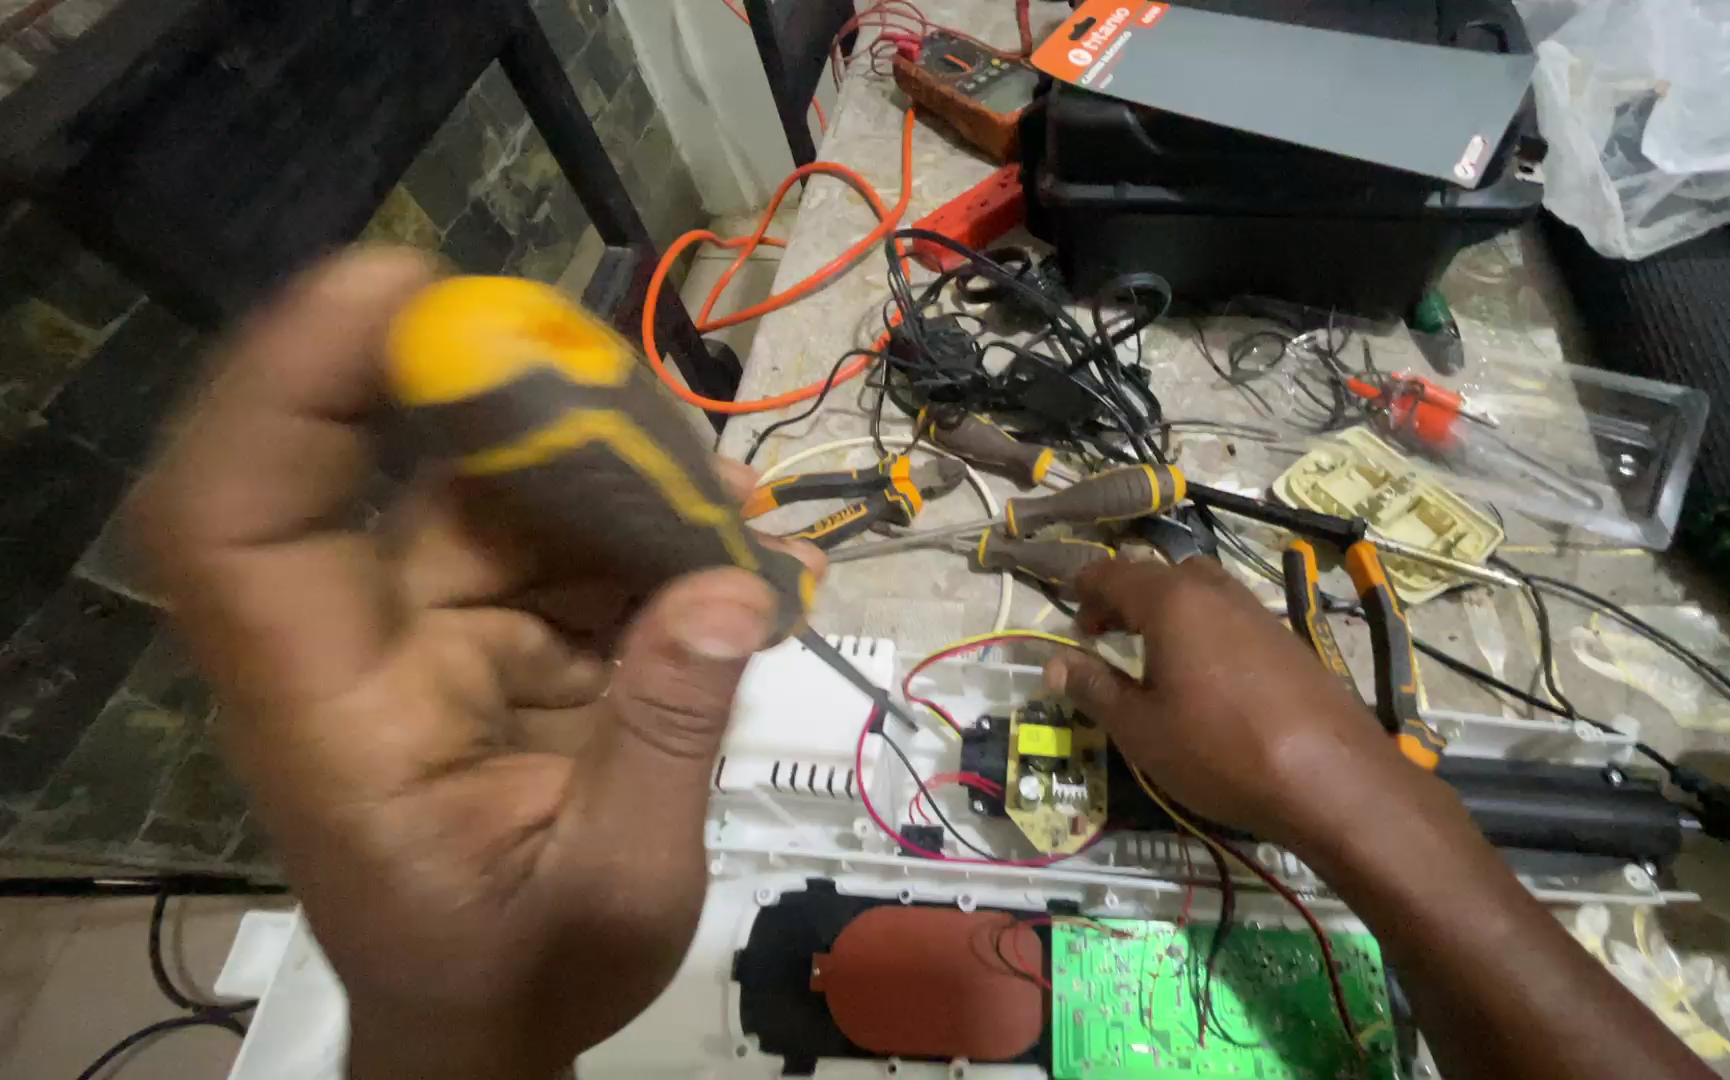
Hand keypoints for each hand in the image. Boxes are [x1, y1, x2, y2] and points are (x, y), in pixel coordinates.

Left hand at [137, 248, 822, 1078]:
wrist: (514, 1021)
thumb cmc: (532, 971)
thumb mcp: (617, 881)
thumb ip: (666, 738)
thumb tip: (735, 586)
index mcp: (343, 711)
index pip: (249, 519)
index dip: (301, 385)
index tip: (405, 285)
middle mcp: (392, 645)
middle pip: (452, 489)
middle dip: (568, 435)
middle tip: (686, 426)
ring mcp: (470, 638)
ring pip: (547, 515)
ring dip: (653, 493)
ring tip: (751, 502)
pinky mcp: (539, 644)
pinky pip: (607, 564)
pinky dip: (684, 550)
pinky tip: (763, 559)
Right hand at [1044, 557, 1411, 849]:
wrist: (1335, 780)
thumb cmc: (1220, 750)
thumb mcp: (1141, 728)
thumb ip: (1093, 687)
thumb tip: (1053, 662)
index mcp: (1171, 601)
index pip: (1114, 574)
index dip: (1085, 587)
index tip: (1068, 609)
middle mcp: (1214, 592)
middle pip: (1158, 574)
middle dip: (1124, 596)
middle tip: (1103, 632)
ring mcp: (1257, 612)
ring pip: (1199, 589)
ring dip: (1165, 607)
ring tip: (1150, 649)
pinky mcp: (1286, 638)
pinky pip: (1229, 613)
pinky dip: (1201, 623)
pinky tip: (1203, 670)